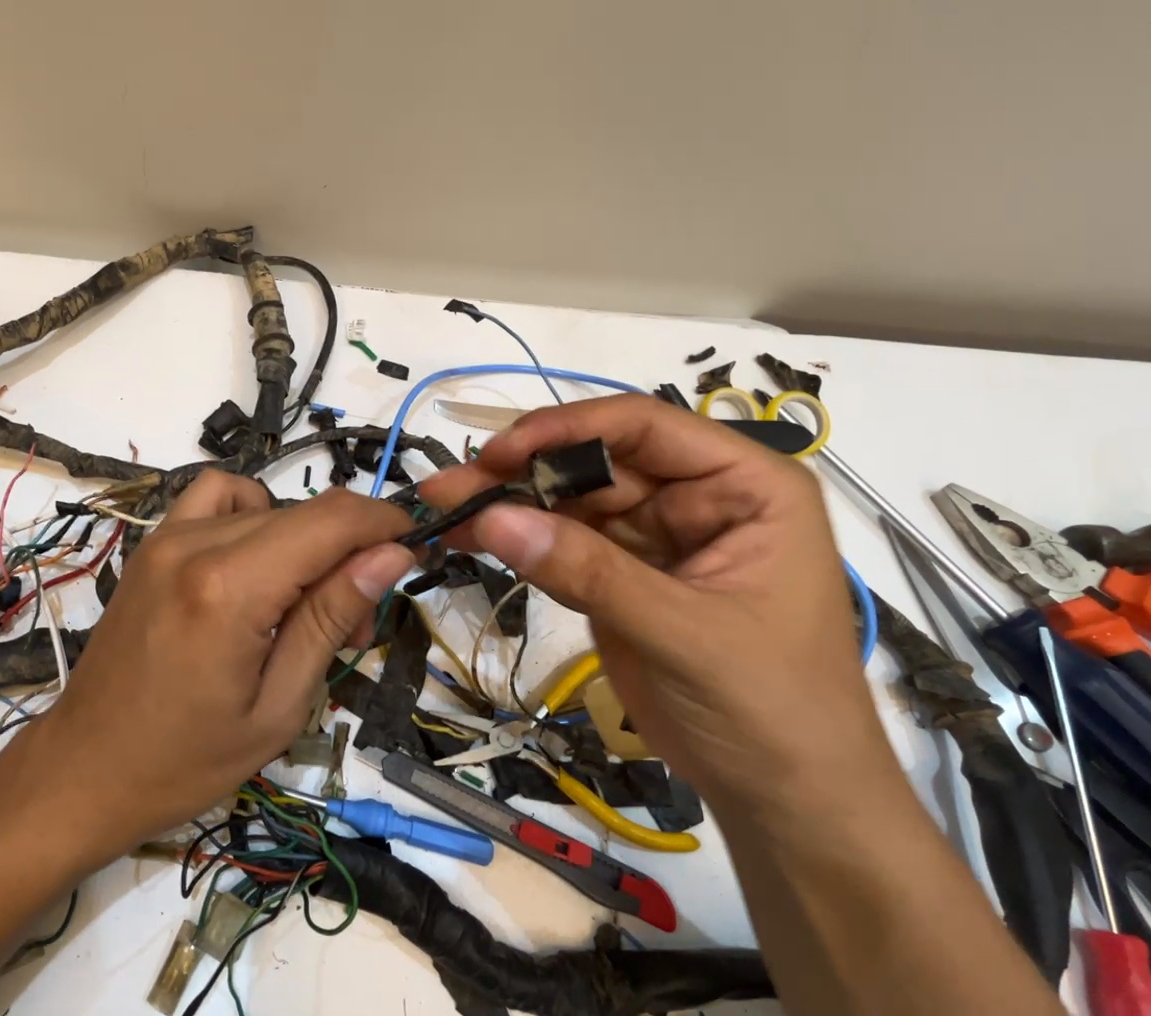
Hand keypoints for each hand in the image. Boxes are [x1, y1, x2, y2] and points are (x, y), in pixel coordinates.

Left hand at [15, 473, 414, 856]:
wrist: (87, 767)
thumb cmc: (187, 760)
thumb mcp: (279, 706)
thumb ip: (331, 618)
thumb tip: (390, 554)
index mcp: (231, 588)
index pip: (332, 520)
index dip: (384, 525)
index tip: (414, 551)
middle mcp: (195, 544)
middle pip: (302, 513)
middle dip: (347, 553)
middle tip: (352, 626)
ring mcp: (164, 538)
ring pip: (264, 506)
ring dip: (302, 540)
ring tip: (299, 602)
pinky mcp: (149, 546)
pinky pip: (213, 499)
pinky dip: (249, 515)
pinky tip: (252, 568)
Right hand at [420, 395, 887, 819]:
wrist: (780, 793)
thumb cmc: (768, 706)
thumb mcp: (683, 632)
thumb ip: (589, 572)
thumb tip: (492, 518)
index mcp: (744, 486)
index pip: (645, 428)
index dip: (567, 431)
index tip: (499, 454)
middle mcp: (697, 498)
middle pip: (593, 464)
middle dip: (520, 474)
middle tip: (446, 488)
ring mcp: (653, 538)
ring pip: (566, 502)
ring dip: (505, 506)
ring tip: (440, 513)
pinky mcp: (619, 576)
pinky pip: (558, 545)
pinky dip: (514, 542)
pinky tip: (466, 541)